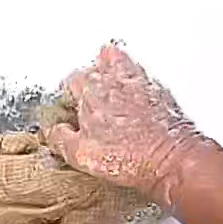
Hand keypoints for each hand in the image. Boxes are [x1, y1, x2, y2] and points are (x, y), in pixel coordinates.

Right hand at [48, 44, 217, 205]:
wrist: (171, 160)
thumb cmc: (129, 156)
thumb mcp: (79, 154)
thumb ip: (59, 138)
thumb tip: (51, 131)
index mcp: (89, 90)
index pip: (68, 82)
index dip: (65, 100)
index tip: (67, 114)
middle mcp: (113, 80)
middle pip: (92, 70)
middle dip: (86, 86)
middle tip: (86, 108)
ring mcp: (138, 82)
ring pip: (118, 63)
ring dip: (111, 71)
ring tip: (108, 90)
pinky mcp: (159, 91)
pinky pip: (142, 74)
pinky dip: (134, 79)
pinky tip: (133, 92)